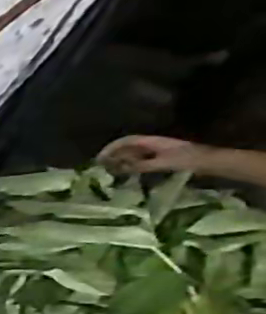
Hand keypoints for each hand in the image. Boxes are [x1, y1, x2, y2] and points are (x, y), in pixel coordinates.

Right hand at [97, 135, 214, 174]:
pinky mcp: (163, 159)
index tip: (99, 158)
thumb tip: (118, 169)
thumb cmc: (189, 160)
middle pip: (128, 147)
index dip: (110, 148)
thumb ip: (140, 165)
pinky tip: (128, 173)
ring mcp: (159, 151)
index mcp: (152, 141)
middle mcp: (153, 144)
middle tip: (102, 166)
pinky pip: (141, 160)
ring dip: (121, 161)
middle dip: (114, 155)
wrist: (215, 163)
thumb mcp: (163, 163)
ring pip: (134, 154)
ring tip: (111, 171)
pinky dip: (131, 166)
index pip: (125, 141)